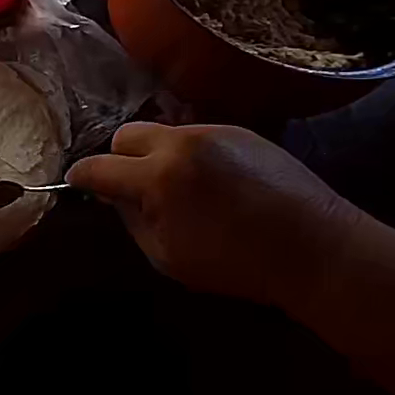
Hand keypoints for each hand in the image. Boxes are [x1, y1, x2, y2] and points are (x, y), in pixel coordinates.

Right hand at [66, 122, 366, 308]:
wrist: (317, 249)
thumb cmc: (235, 264)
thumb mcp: (165, 255)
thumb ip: (129, 219)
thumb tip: (112, 195)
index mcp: (157, 178)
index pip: (98, 167)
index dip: (81, 176)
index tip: (77, 182)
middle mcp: (179, 143)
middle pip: (125, 134)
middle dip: (118, 158)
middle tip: (132, 185)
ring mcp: (211, 131)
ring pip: (161, 132)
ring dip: (155, 155)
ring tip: (178, 185)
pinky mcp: (238, 130)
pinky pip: (194, 134)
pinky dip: (188, 153)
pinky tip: (211, 181)